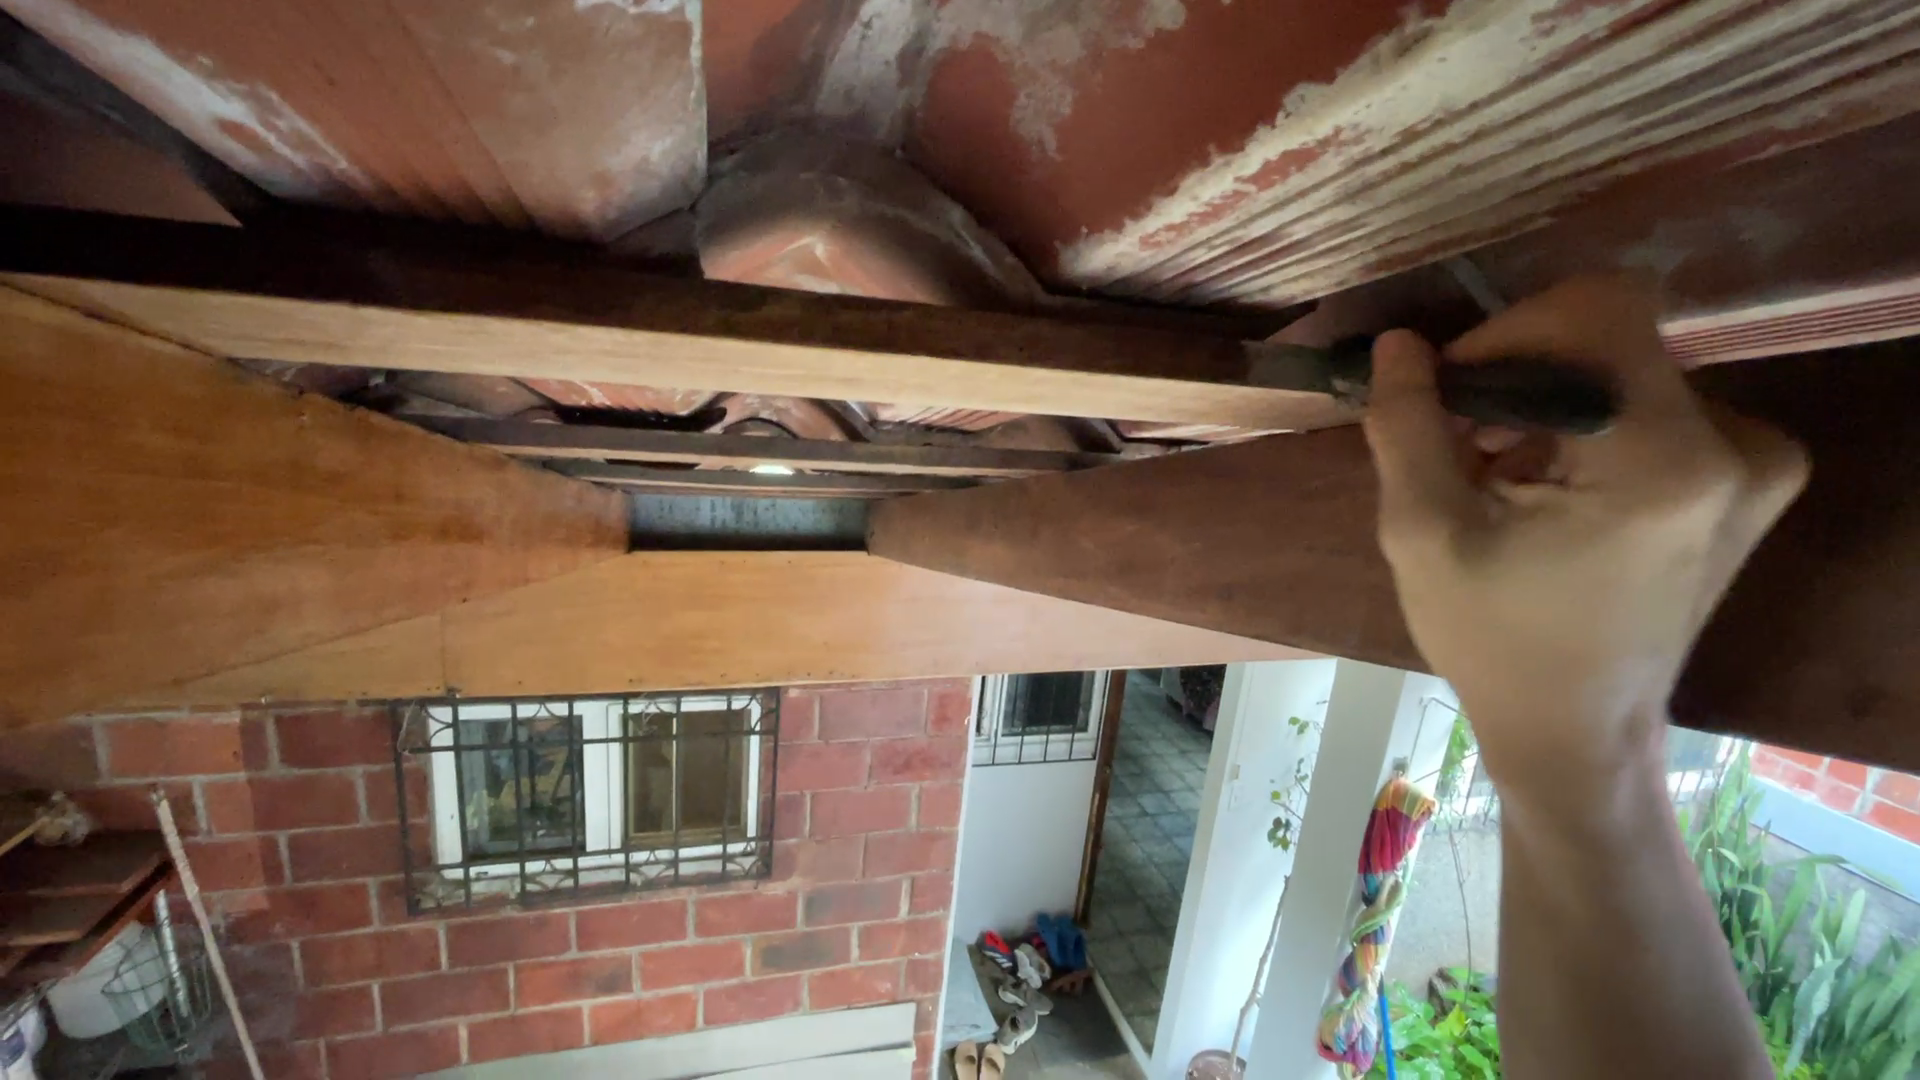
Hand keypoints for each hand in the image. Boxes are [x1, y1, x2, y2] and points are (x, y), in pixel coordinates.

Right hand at [1361, 278, 1807, 793]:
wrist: (1573, 725)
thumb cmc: (1490, 638)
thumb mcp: (1420, 532)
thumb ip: (1405, 426)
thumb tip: (1398, 343)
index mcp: (1662, 459)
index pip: (1590, 313)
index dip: (1502, 337)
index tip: (1446, 401)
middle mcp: (1737, 442)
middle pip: (1602, 344)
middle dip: (1510, 383)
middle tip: (1455, 451)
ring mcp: (1756, 461)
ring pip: (1617, 374)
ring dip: (1537, 411)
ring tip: (1491, 482)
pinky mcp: (1745, 478)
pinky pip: (1644, 408)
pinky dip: (1575, 432)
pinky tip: (1537, 493)